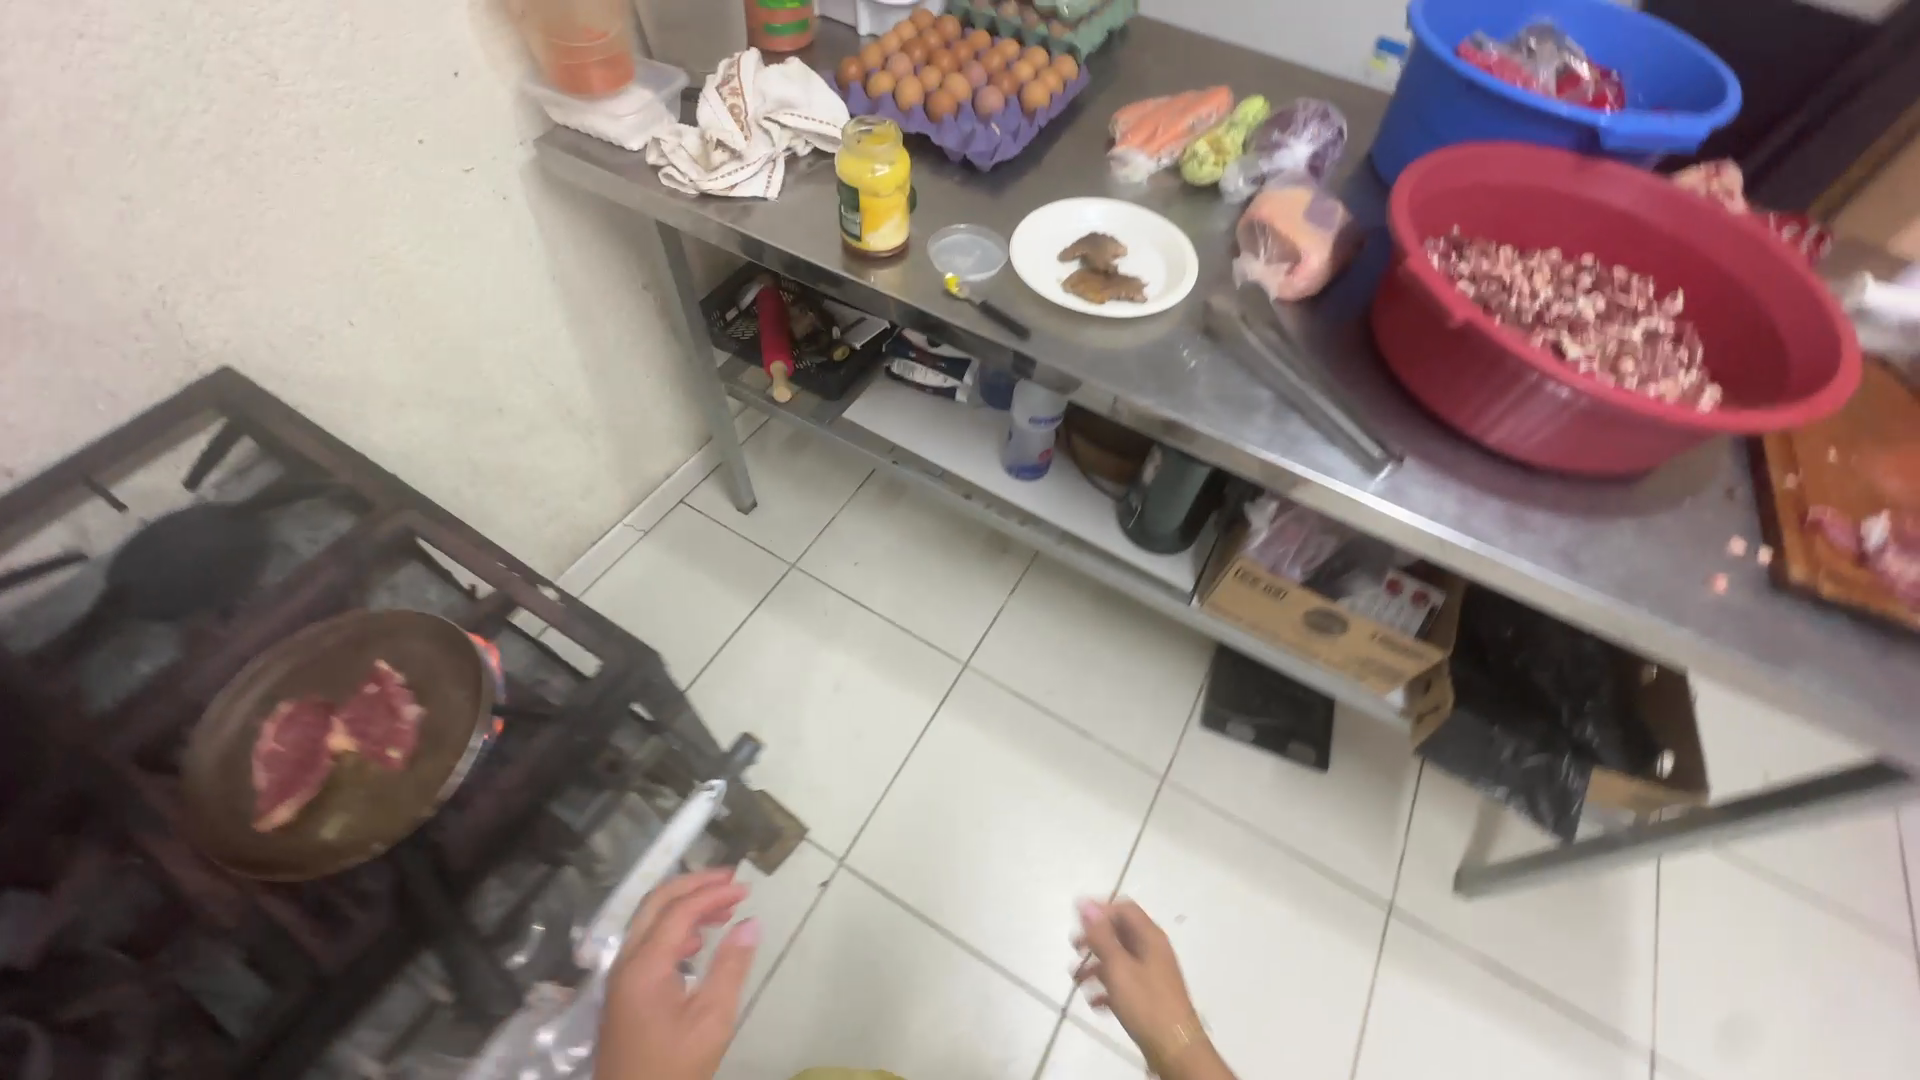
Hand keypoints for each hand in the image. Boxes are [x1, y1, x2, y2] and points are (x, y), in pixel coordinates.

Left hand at [595, 867, 759, 1079]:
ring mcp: (622, 978)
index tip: (747, 889)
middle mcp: (626, 962)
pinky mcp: (625, 992)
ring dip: (685, 905)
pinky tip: (699, 941)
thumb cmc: (673, 1070)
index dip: (714, 893)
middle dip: (694, 885)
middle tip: (731, 881)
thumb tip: (751, 922)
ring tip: (724, 909)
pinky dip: (675, 928)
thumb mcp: (712, 1020)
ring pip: (650, 920)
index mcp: (644, 966)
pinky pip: (648, 942)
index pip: (680, 910)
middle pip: (656, 902)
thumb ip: (731, 966)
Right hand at [1073, 899, 1216, 1078]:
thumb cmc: (1146, 1004)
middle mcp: (1153, 950)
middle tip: (1075, 949)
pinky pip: (1125, 982)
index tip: (1078, 922)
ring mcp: (1152, 974)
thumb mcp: (1118, 967)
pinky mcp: (1150, 996)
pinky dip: (1108, 987)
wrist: (1175, 1051)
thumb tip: (1085, 903)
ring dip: (1097, 966)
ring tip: (1077, 980)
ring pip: (1120, 959)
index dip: (1100, 911)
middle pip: (1120, 932)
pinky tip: (1096, 1003)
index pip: (1124, 908)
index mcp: (1149, 937)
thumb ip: (1100, 935)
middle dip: (1095, 939)